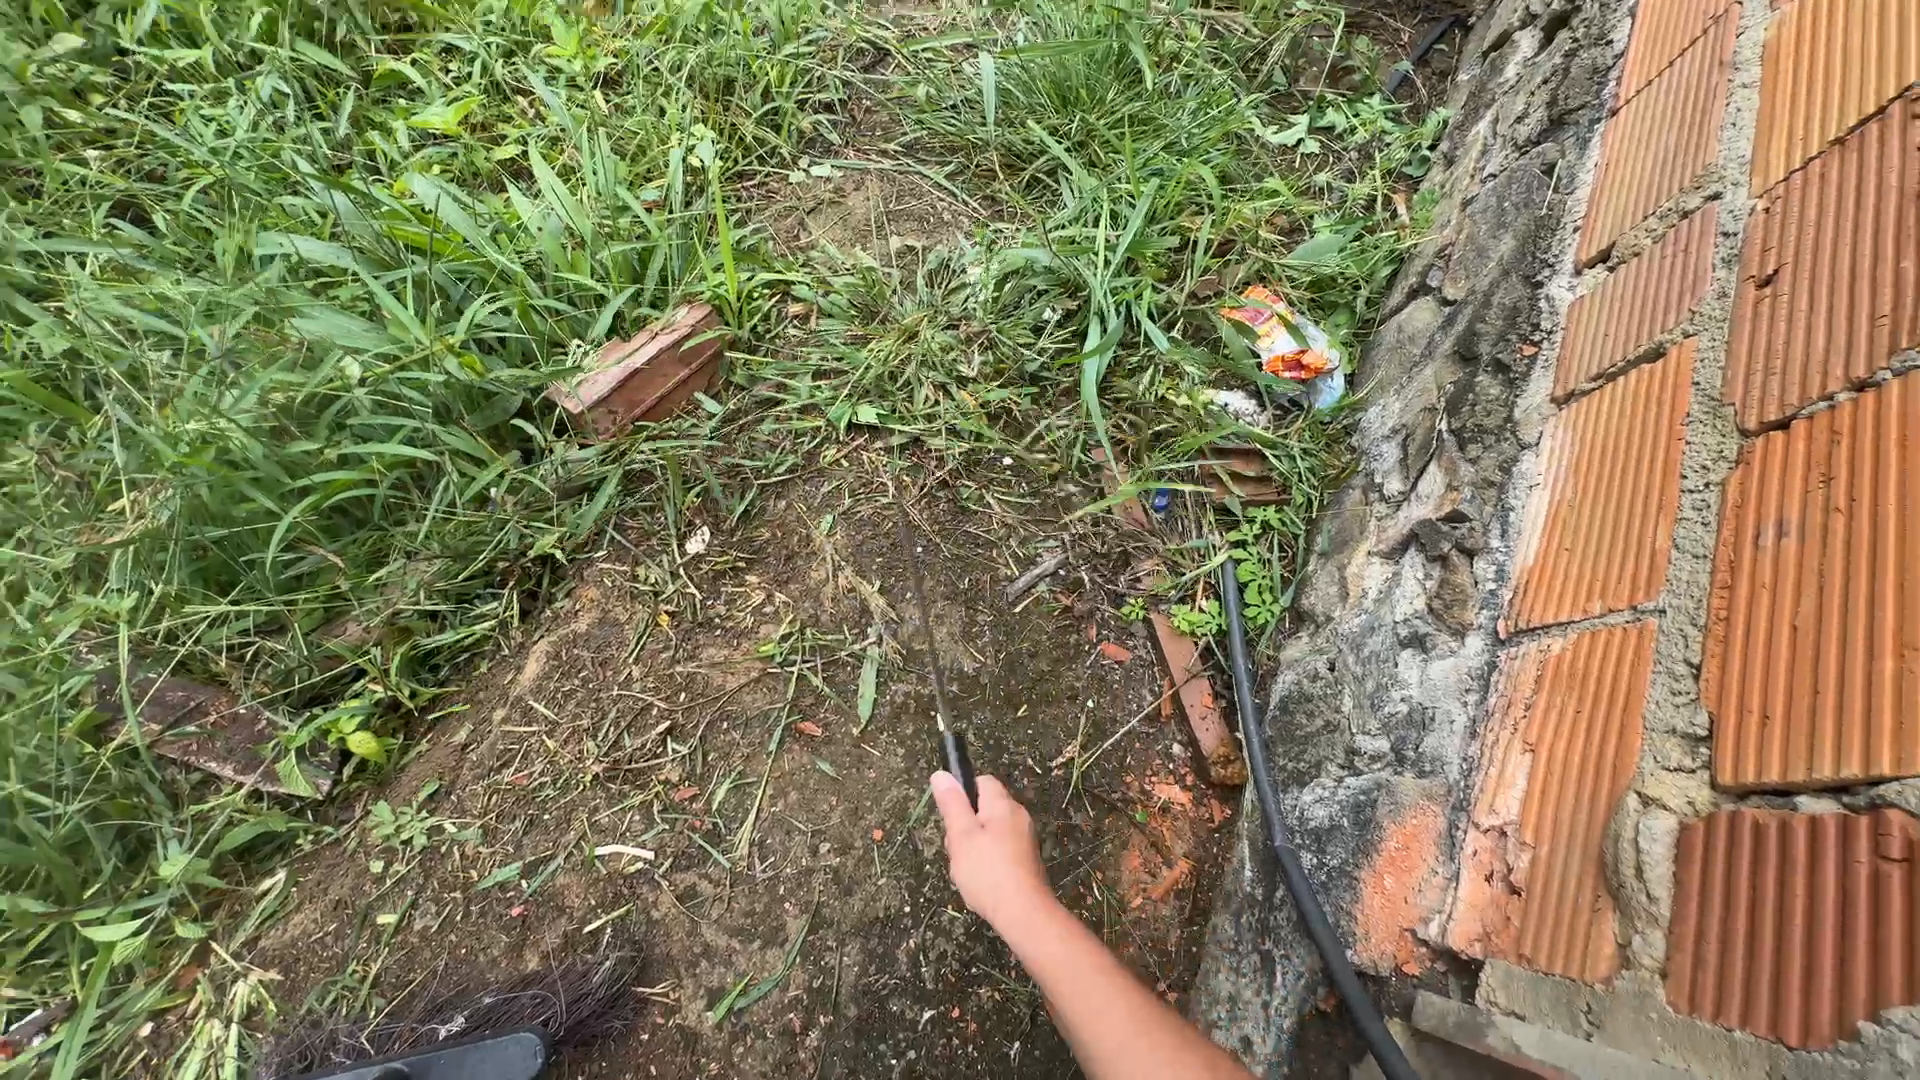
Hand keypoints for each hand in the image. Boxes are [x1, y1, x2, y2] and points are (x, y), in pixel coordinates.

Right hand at [929, 771, 1055, 930]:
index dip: (962, 794)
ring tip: (966, 870)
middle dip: (965, 827)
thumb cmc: (987, 871)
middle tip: (956, 849)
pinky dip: (987, 861)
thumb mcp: (961, 835)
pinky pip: (1000, 850)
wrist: (1023, 913)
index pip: (981, 781)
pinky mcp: (1026, 859)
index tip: (952, 818)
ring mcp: (1024, 839)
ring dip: (973, 847)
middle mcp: (1018, 816)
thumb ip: (951, 804)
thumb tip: (942, 774)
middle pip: (984, 809)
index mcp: (1003, 804)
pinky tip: (980, 882)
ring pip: (989, 833)